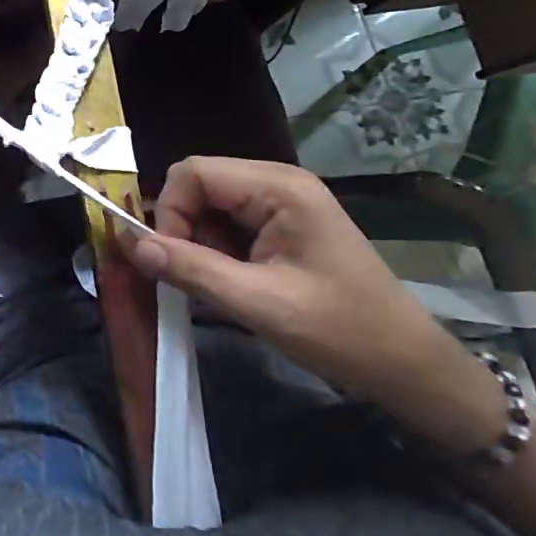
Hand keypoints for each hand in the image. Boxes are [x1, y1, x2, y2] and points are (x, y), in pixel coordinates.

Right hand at [122, 157, 506, 454]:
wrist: (405, 363)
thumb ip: (191, 268)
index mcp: (279, 188)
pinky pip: (230, 222)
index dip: (169, 211)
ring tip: (222, 284)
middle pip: (201, 184)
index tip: (170, 260)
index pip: (194, 172)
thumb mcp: (259, 303)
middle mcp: (278, 182)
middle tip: (194, 276)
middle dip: (183, 227)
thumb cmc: (339, 331)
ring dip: (200, 242)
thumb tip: (130, 243)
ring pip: (211, 205)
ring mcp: (282, 202)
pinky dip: (217, 249)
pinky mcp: (283, 224)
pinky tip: (234, 282)